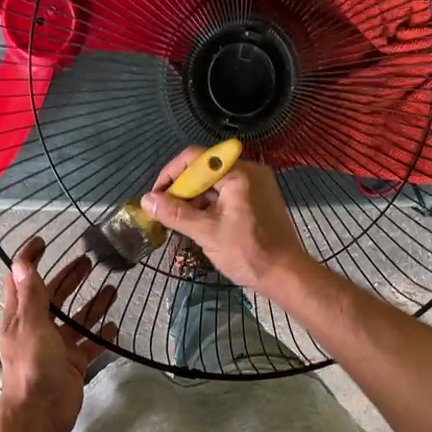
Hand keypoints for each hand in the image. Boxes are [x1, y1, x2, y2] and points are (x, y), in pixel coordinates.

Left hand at [0, 237, 117, 431]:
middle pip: (54, 296)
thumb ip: (31, 296)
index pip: (22, 280)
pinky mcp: (73, 364)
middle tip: (89, 260)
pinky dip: (102, 336)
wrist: (41, 414)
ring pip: (76, 320)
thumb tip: (23, 262)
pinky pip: (90, 346)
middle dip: (69, 278)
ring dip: (92, 304)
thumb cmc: (32, 367)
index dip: (30, 259)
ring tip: (112, 289)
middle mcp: (38, 329)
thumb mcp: (32, 326)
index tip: (44, 240)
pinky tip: (115, 325)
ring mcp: (57, 347)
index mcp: (20, 317)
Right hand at [139, 146, 312, 294]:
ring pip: (216, 183)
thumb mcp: (207, 233)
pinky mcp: (259, 199)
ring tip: (179, 221)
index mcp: (238, 173)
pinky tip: (199, 224)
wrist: (285, 274)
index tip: (156, 196)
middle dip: (181, 189)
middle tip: (165, 212)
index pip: (195, 158)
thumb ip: (175, 214)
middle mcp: (250, 171)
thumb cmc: (247, 252)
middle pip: (205, 169)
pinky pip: (228, 193)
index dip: (170, 174)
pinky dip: (211, 205)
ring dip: (195, 199)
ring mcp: (257, 185)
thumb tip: (146, 200)